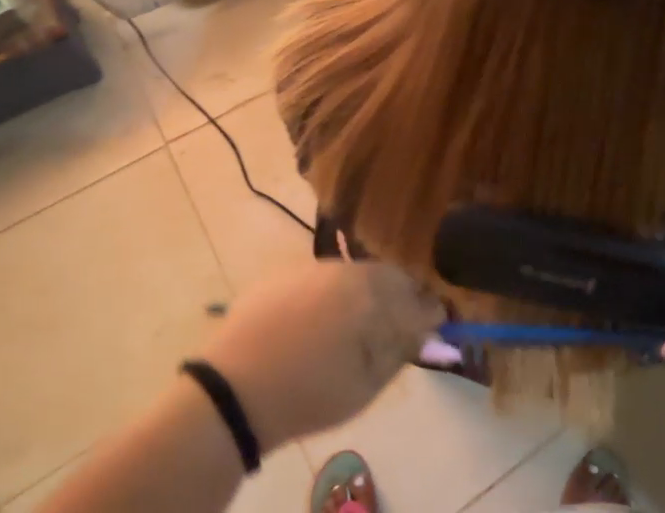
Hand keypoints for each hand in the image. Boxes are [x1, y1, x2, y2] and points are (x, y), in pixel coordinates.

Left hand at [197, 262, 444, 450]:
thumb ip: (401, 351)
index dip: (429, 314)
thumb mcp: (366, 386)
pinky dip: (328, 295)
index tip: (431, 328)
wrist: (232, 392)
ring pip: (353, 274)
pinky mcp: (281, 275)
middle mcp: (346, 271)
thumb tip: (426, 330)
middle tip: (394, 327)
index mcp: (373, 296)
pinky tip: (315, 323)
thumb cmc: (309, 394)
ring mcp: (311, 269)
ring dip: (363, 293)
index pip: (418, 300)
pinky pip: (319, 279)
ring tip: (352, 326)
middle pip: (388, 277)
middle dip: (399, 298)